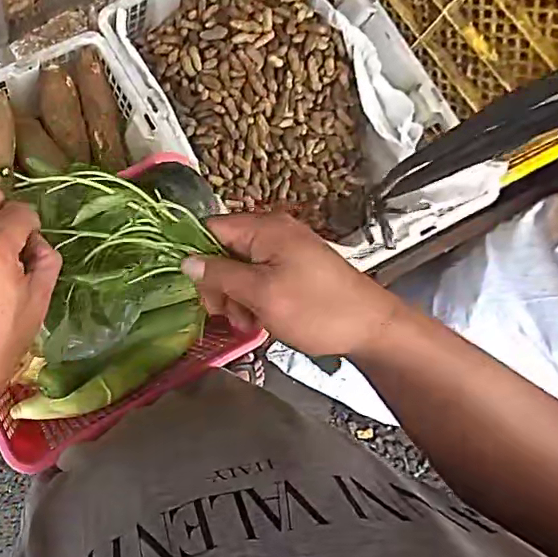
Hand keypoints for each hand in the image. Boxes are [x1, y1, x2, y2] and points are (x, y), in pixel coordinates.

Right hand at [182, 212, 408, 357]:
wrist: (371, 328)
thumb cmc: (317, 309)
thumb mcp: (261, 294)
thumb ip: (220, 275)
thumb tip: (186, 261)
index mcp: (265, 229)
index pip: (211, 229)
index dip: (198, 257)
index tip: (200, 290)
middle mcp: (273, 232)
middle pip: (223, 251)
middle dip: (218, 284)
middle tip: (226, 314)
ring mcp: (285, 250)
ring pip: (239, 269)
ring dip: (235, 297)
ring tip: (248, 322)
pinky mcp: (293, 268)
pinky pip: (258, 278)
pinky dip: (253, 299)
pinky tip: (260, 320)